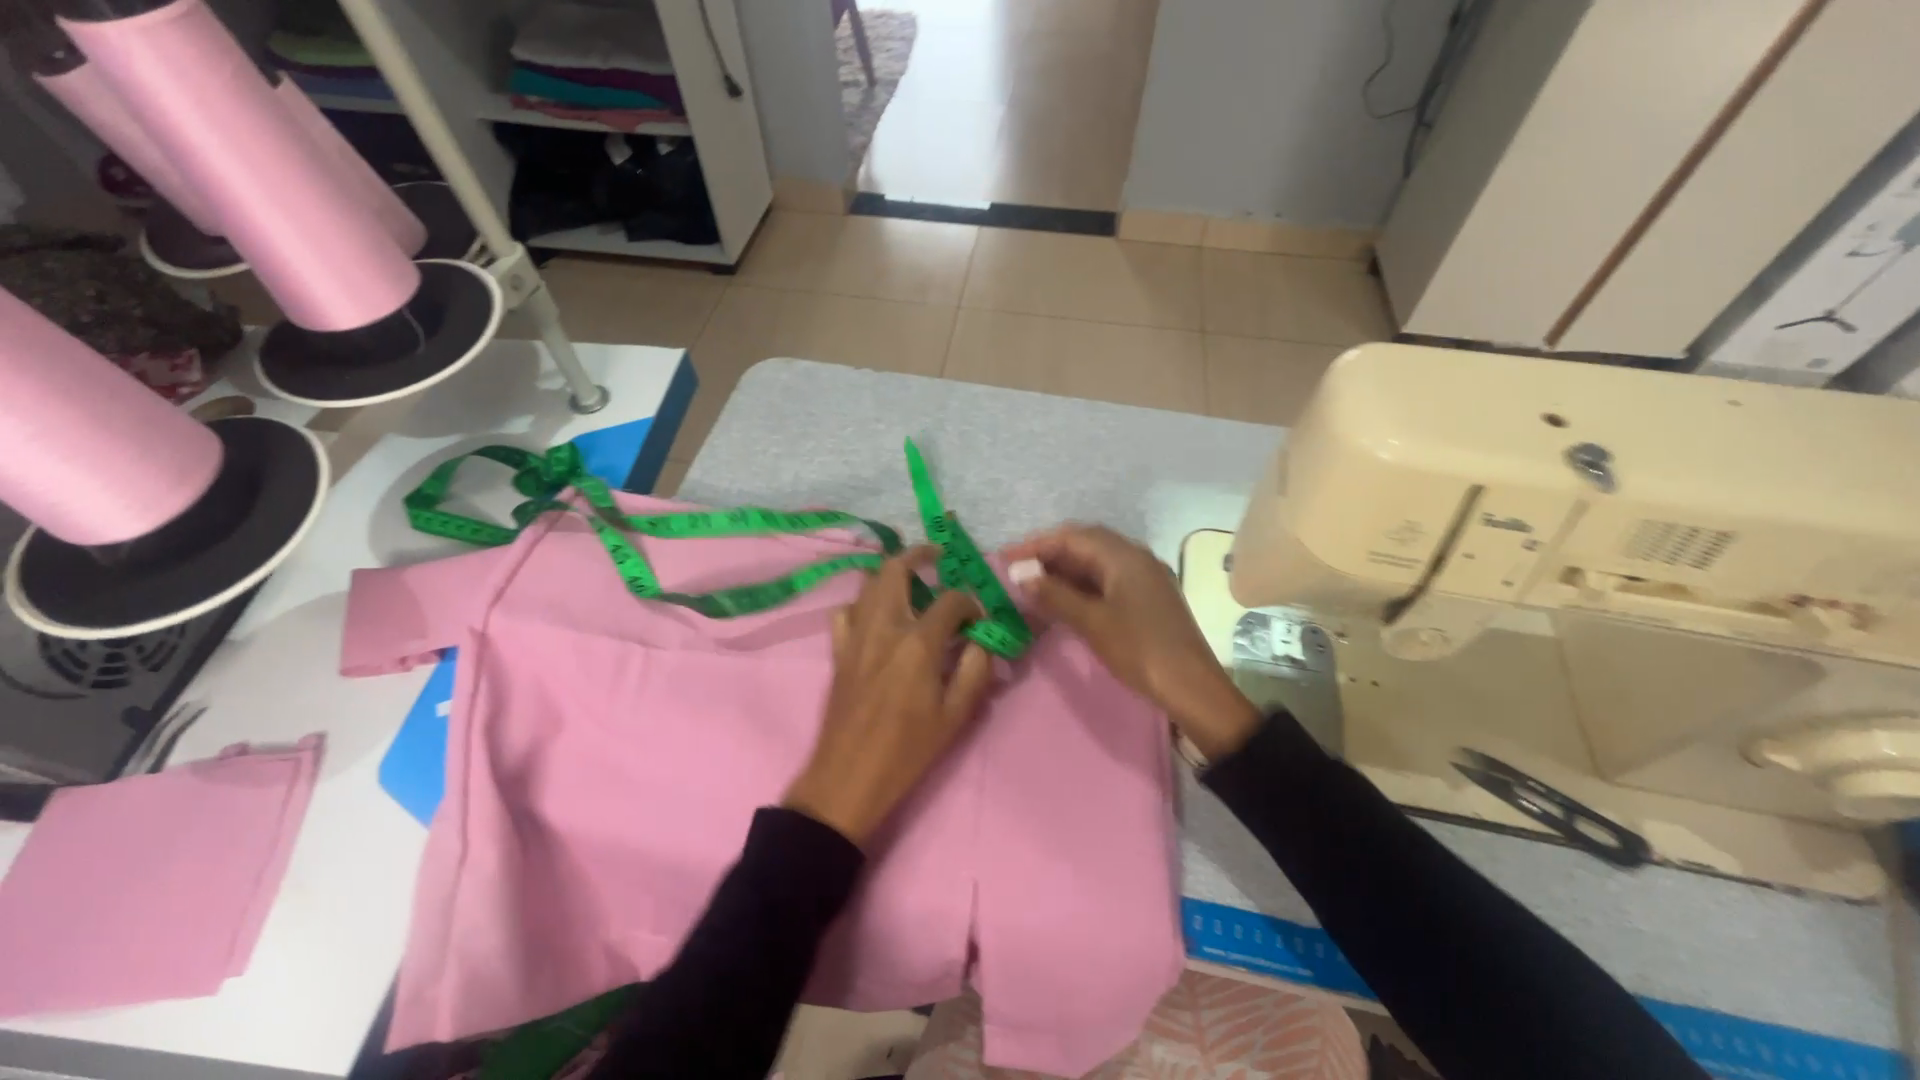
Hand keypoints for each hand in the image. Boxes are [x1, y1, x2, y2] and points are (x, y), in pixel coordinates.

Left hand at [783, 547, 995, 847]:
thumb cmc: (907, 751)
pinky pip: (847, 611)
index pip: (950, 600)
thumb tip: (981, 642)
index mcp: (917, 644)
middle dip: (919, 555)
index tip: (978, 619)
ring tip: (911, 581)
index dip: (970, 603)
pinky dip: (863, 603)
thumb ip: (974, 671)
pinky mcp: (838, 651)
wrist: (848, 777)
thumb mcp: (955, 716)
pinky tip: (876, 617)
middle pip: (896, 569)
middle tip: (936, 556)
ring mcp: (855, 637)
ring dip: (891, 573)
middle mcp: (884, 628)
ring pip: (868, 583)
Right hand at [1004, 524, 1261, 760]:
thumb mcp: (1092, 622)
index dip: (1035, 545)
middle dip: (1049, 554)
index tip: (1005, 559)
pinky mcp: (1147, 598)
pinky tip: (1063, 600)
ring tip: (1033, 586)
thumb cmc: (1139, 649)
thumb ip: (1054, 595)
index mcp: (1124, 556)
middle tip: (1017, 571)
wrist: (1191, 686)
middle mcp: (1136, 558)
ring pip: (1097, 563)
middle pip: (1086, 544)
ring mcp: (1145, 577)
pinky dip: (1082, 585)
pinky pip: (1108, 579)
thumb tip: (1022, 575)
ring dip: (1065, 570)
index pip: (1072, 537)